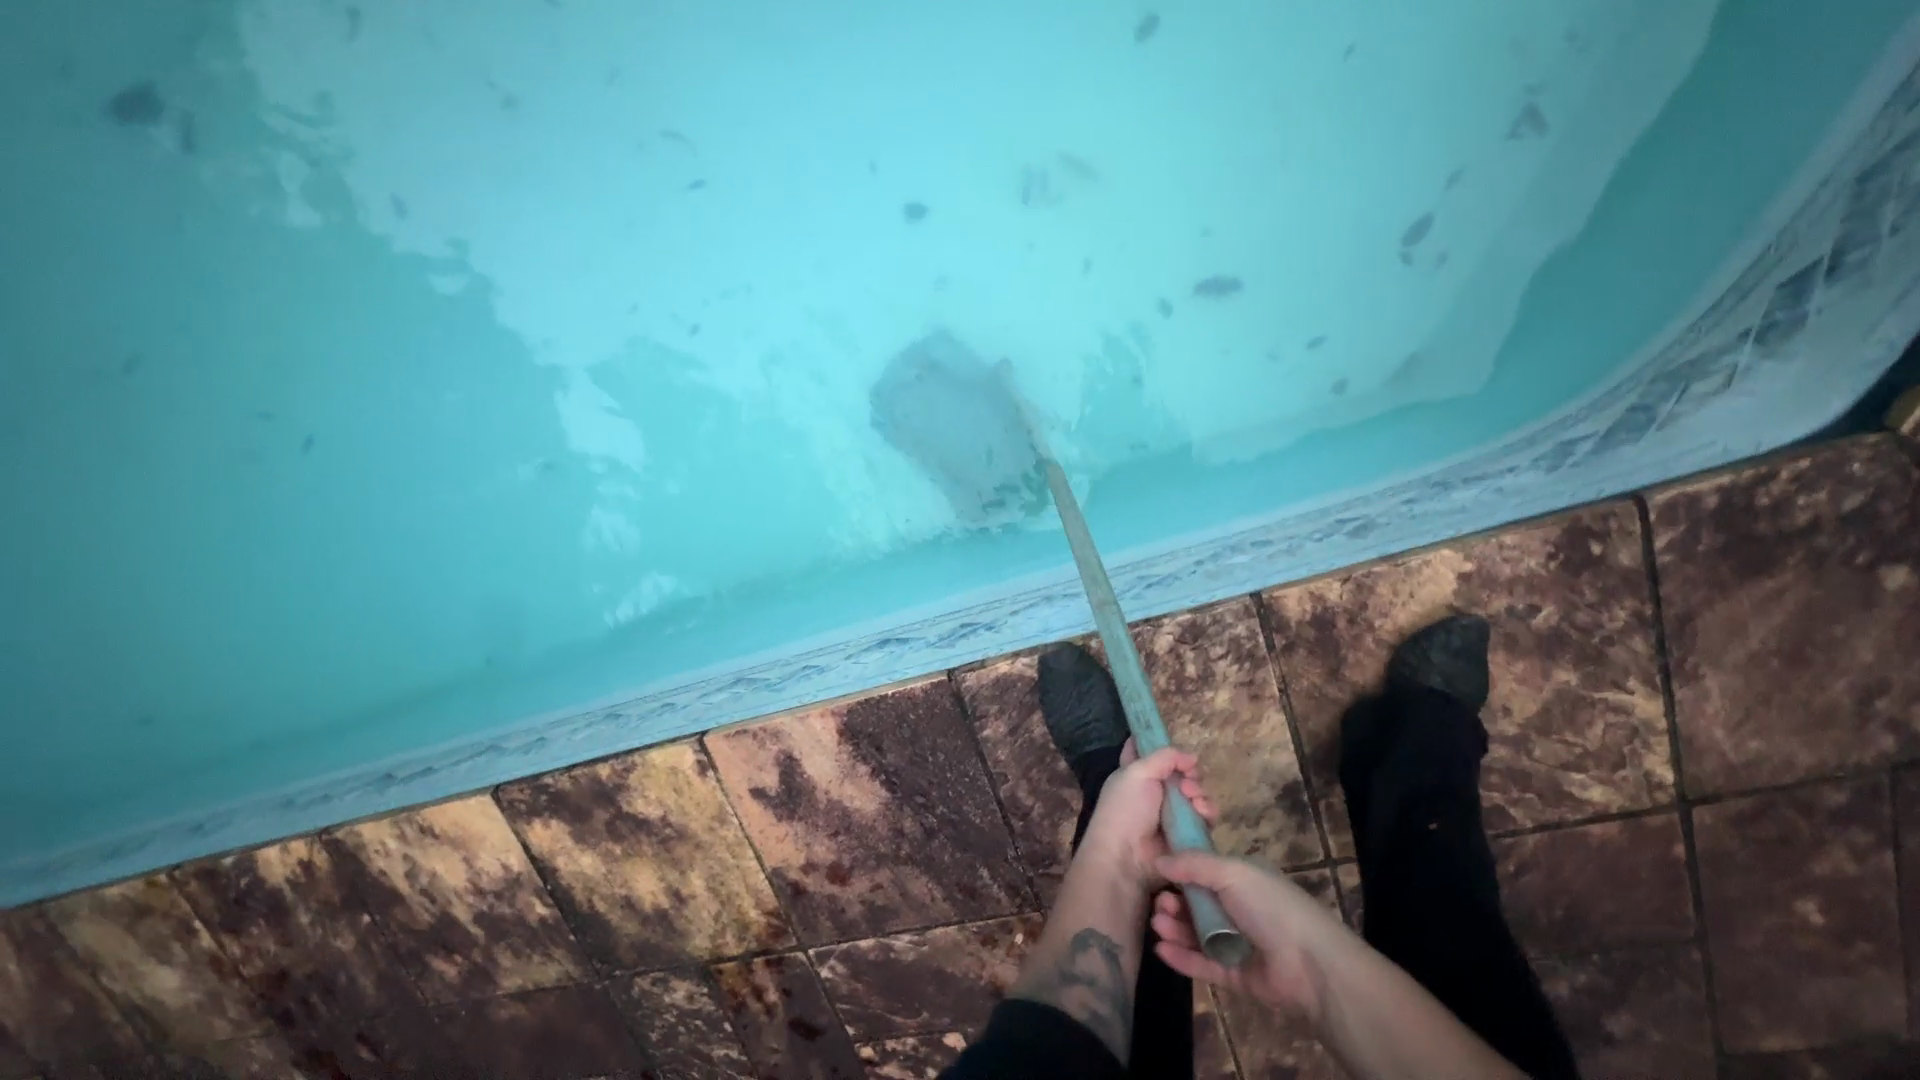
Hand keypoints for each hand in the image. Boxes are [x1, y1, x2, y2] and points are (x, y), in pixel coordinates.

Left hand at [1074, 740, 1214, 889]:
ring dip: (1199, 793)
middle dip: (1189, 773)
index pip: (1144, 750)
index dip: (1157, 742)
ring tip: (1193, 798)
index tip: (1171, 739)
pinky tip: (1202, 812)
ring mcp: (1171, 813)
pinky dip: (1206, 812)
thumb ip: (1165, 757)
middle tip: (1188, 780)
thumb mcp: (1137, 772)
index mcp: (1133, 774)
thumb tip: (1192, 758)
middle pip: (1180, 772)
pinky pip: (1204, 817)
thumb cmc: (1125, 809)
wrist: (1127, 857)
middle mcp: (1153, 791)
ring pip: (1195, 794)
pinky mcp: (1187, 833)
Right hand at [1150, 852, 1347, 1021]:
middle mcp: (1240, 909)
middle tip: (1159, 905)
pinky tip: (1161, 949)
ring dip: (1175, 928)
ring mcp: (1238, 943)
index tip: (1158, 873)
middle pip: (1198, 905)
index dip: (1181, 873)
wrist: (1311, 965)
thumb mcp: (1233, 872)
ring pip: (1198, 934)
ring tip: (1158, 925)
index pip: (1205, 873)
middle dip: (1175, 903)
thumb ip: (1194, 864)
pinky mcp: (1235, 974)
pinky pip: (1203, 964)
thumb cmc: (1272, 907)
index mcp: (1244, 881)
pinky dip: (1182, 957)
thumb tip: (1159, 859)